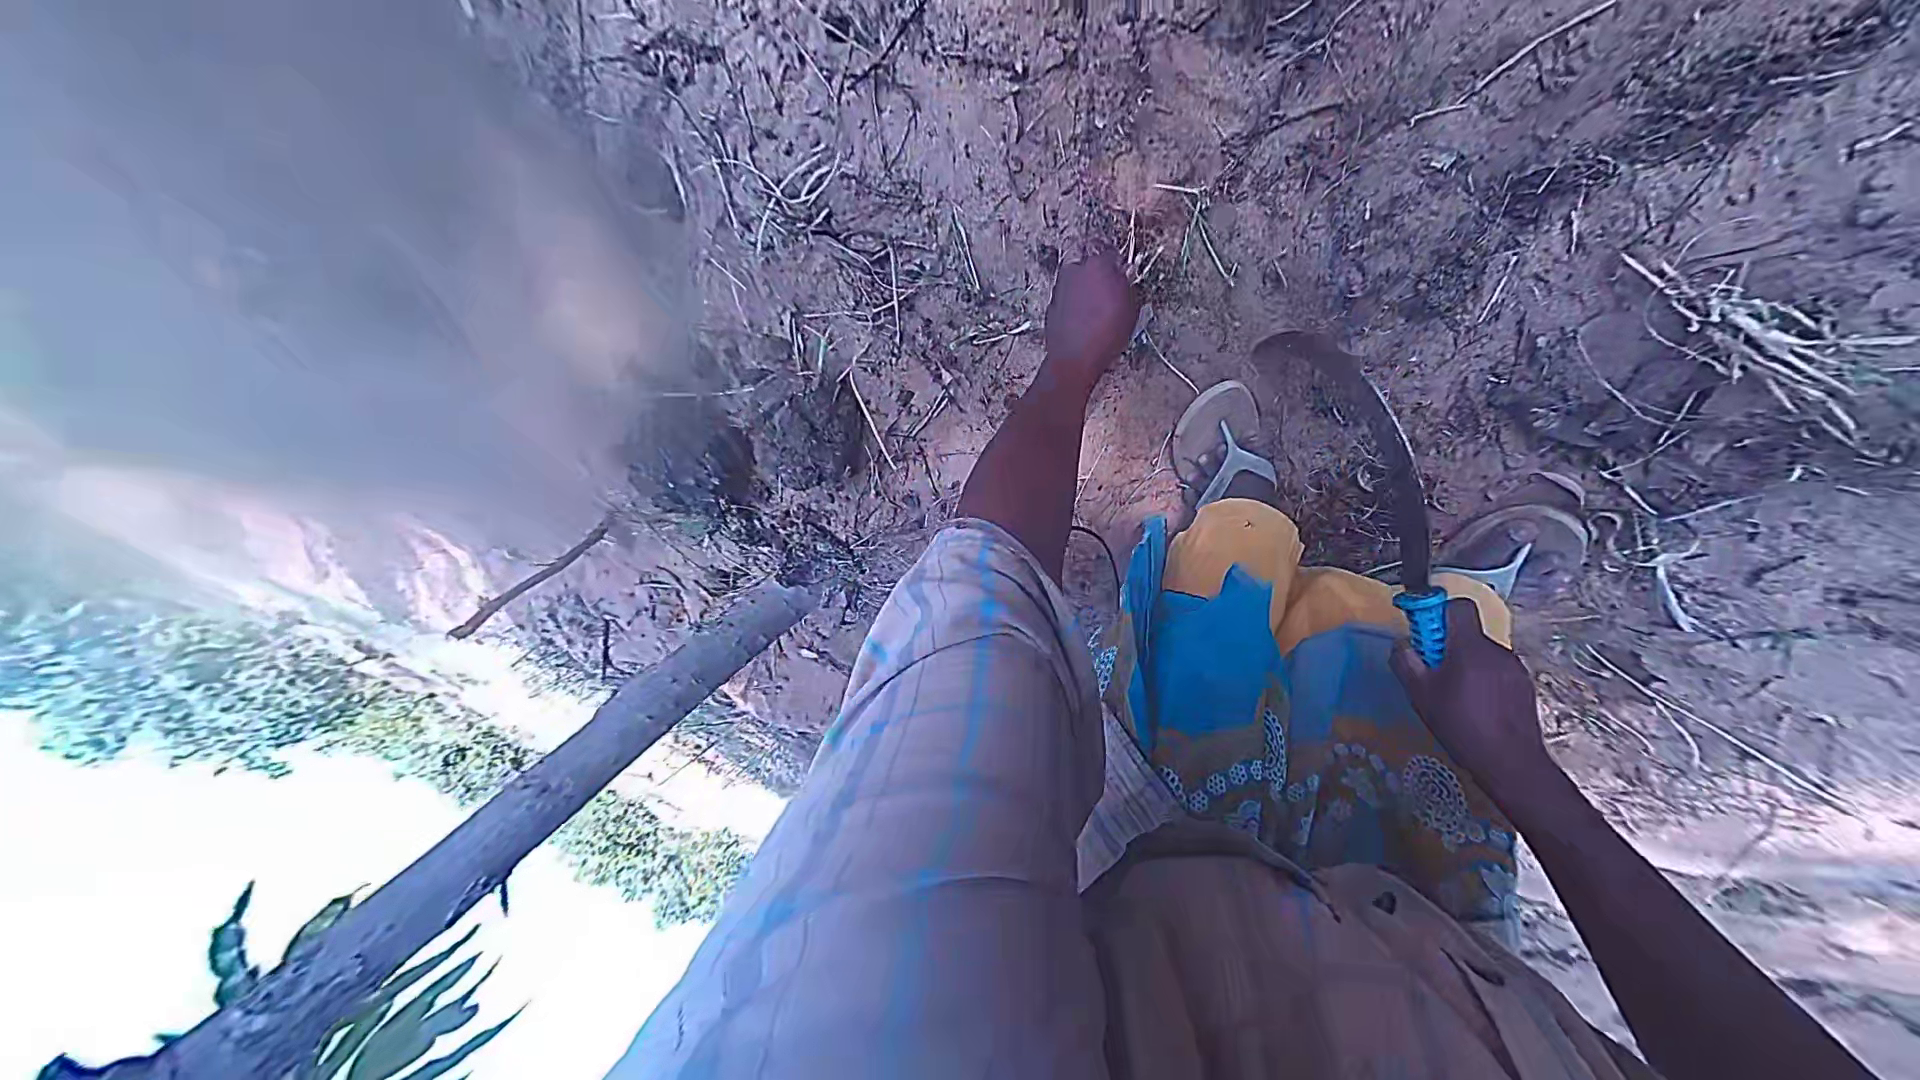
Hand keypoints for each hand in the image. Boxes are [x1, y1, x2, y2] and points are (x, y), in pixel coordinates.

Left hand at [1042, 249, 1139, 390]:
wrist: (1075, 359)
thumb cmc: (1106, 334)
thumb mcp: (1131, 308)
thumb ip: (1128, 285)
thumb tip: (1124, 278)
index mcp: (1098, 264)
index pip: (1113, 255)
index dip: (1120, 269)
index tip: (1124, 279)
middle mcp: (1075, 270)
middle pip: (1092, 268)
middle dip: (1100, 279)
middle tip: (1110, 298)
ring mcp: (1060, 287)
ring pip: (1078, 283)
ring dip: (1086, 292)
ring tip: (1096, 313)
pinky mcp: (1051, 304)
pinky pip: (1067, 299)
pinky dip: (1074, 305)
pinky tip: (1083, 322)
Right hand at [1390, 598, 1560, 811]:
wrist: (1510, 763)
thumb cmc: (1460, 724)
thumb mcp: (1419, 692)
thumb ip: (1404, 660)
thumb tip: (1402, 644)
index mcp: (1470, 647)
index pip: (1457, 606)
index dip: (1436, 611)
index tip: (1422, 632)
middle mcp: (1497, 651)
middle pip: (1465, 632)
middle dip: (1444, 643)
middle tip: (1429, 669)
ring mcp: (1514, 668)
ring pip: (1479, 652)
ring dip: (1461, 661)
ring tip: (1450, 691)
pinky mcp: (1523, 685)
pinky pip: (1493, 668)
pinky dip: (1478, 676)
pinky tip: (1471, 703)